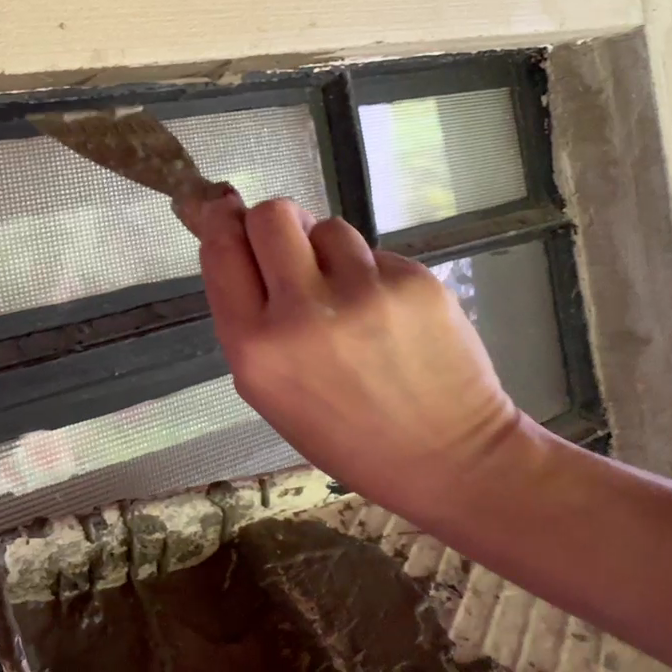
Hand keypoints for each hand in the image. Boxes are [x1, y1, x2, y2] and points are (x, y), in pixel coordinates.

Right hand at [177, 194, 526, 518]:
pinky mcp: (415, 284)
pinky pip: (373, 252)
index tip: (225, 211)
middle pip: (271, 215)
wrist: (451, 461)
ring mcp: (363, 295)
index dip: (220, 221)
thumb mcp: (265, 387)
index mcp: (254, 347)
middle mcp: (302, 314)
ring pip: (326, 226)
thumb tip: (233, 237)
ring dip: (327, 250)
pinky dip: (372, 272)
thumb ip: (244, 315)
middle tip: (288, 248)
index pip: (221, 250)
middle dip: (273, 224)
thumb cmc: (342, 432)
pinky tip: (387, 314)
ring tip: (347, 295)